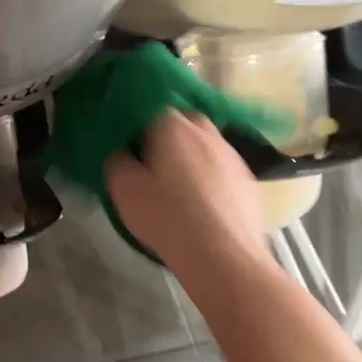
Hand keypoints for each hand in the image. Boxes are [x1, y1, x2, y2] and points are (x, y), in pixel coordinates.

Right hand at [106, 109, 268, 280]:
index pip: (148, 105)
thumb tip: (117, 147)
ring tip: (171, 176)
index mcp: (173, 127)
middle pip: (180, 118)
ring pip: (202, 139)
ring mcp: (231, 153)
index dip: (131, 119)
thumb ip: (115, 159)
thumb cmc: (167, 218)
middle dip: (161, 130)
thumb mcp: (124, 189)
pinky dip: (204, 169)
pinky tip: (196, 195)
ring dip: (185, 149)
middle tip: (144, 156)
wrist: (223, 255)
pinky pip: (218, 161)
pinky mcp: (246, 177)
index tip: (119, 139)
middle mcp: (206, 131)